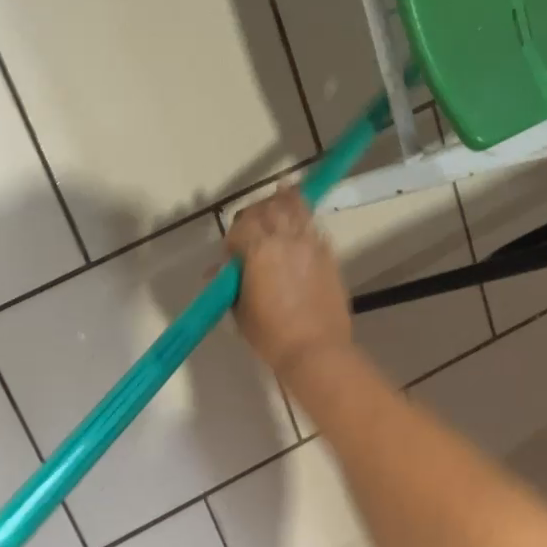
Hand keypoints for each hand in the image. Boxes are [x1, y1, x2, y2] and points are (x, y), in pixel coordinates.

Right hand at [225, 185, 353, 375]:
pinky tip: (300, 225)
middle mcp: (285, 238)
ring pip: (296, 207)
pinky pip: (313, 226)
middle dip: (255, 213)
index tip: (230, 255)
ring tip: (280, 197)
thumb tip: (218, 273)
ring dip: (283, 202)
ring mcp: (310, 244)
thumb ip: (231, 286)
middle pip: (267, 207)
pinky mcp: (328, 254)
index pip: (240, 227)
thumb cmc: (271, 336)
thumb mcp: (241, 313)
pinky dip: (303, 221)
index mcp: (259, 251)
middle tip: (251, 225)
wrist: (316, 349)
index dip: (232, 239)